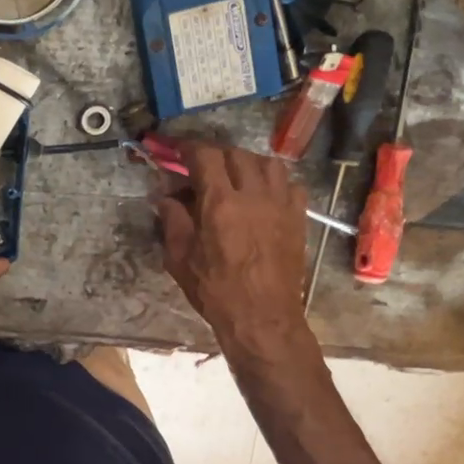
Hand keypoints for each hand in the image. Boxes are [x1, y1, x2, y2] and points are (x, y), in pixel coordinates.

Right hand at [155, 142, 310, 353]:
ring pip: (266, 163)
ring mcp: (281, 204)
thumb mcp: (179, 257)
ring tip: (231, 173)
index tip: (175, 149)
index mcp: (220, 203)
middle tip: (197, 163)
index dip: (188, 147)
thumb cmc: (214, 290)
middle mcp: (254, 195)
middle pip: (236, 154)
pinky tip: (259, 192)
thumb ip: (172, 221)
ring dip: (245, 161)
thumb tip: (165, 197)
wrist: (262, 317)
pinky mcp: (298, 217)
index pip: (205, 157)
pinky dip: (271, 179)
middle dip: (214, 153)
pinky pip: (289, 183)